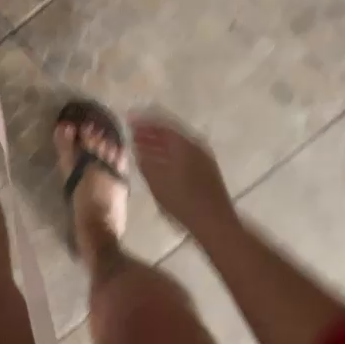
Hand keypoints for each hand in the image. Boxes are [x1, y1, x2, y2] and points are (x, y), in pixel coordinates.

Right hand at [131, 112, 238, 237]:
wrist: (216, 224)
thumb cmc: (182, 202)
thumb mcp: (156, 181)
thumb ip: (144, 159)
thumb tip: (138, 147)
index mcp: (182, 142)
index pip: (159, 121)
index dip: (142, 120)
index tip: (128, 119)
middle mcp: (195, 144)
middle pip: (169, 132)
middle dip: (151, 132)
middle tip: (134, 134)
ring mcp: (204, 157)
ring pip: (177, 144)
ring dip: (160, 144)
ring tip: (144, 149)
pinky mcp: (208, 170)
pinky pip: (185, 154)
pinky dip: (171, 154)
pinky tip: (162, 164)